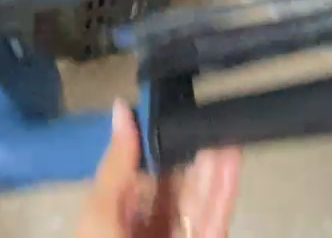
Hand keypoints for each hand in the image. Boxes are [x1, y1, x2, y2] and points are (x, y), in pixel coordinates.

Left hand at [76, 101, 242, 237]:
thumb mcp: (100, 212)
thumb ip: (118, 162)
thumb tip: (121, 106)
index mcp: (122, 217)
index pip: (147, 173)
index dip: (164, 144)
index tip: (181, 111)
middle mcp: (153, 229)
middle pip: (180, 186)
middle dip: (196, 155)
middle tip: (213, 118)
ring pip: (202, 202)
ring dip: (215, 170)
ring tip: (227, 133)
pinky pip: (214, 223)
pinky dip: (224, 194)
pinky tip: (231, 164)